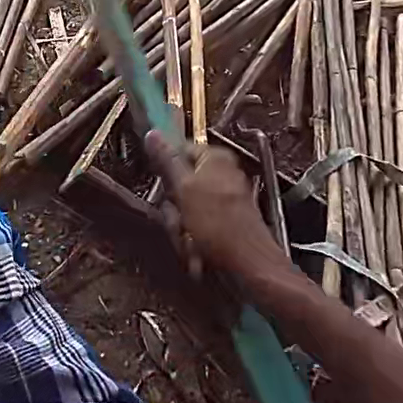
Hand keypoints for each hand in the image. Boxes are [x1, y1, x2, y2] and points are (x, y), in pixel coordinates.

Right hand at [145, 131, 286, 279]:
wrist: (251, 270)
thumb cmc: (217, 224)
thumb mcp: (184, 187)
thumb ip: (166, 160)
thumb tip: (152, 132)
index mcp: (215, 158)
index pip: (177, 150)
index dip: (166, 169)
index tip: (162, 186)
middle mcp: (221, 175)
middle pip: (178, 183)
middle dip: (173, 208)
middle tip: (180, 222)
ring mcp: (222, 201)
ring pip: (183, 209)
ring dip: (180, 228)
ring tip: (190, 243)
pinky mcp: (223, 224)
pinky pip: (195, 226)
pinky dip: (192, 240)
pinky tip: (197, 253)